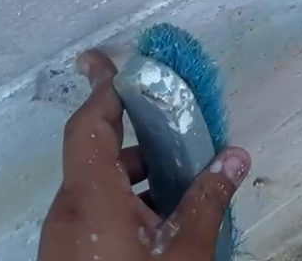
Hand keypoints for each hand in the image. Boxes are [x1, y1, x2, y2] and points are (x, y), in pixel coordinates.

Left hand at [39, 49, 249, 260]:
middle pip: (97, 149)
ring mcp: (64, 239)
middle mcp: (69, 211)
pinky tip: (165, 218)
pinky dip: (128, 198)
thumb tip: (236, 156)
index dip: (108, 89)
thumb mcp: (183, 252)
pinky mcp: (69, 259)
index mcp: (90, 199)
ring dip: (138, 169)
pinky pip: (97, 210)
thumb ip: (208, 199)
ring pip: (99, 182)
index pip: (89, 125)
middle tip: (179, 118)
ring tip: (185, 175)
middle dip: (139, 128)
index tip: (127, 61)